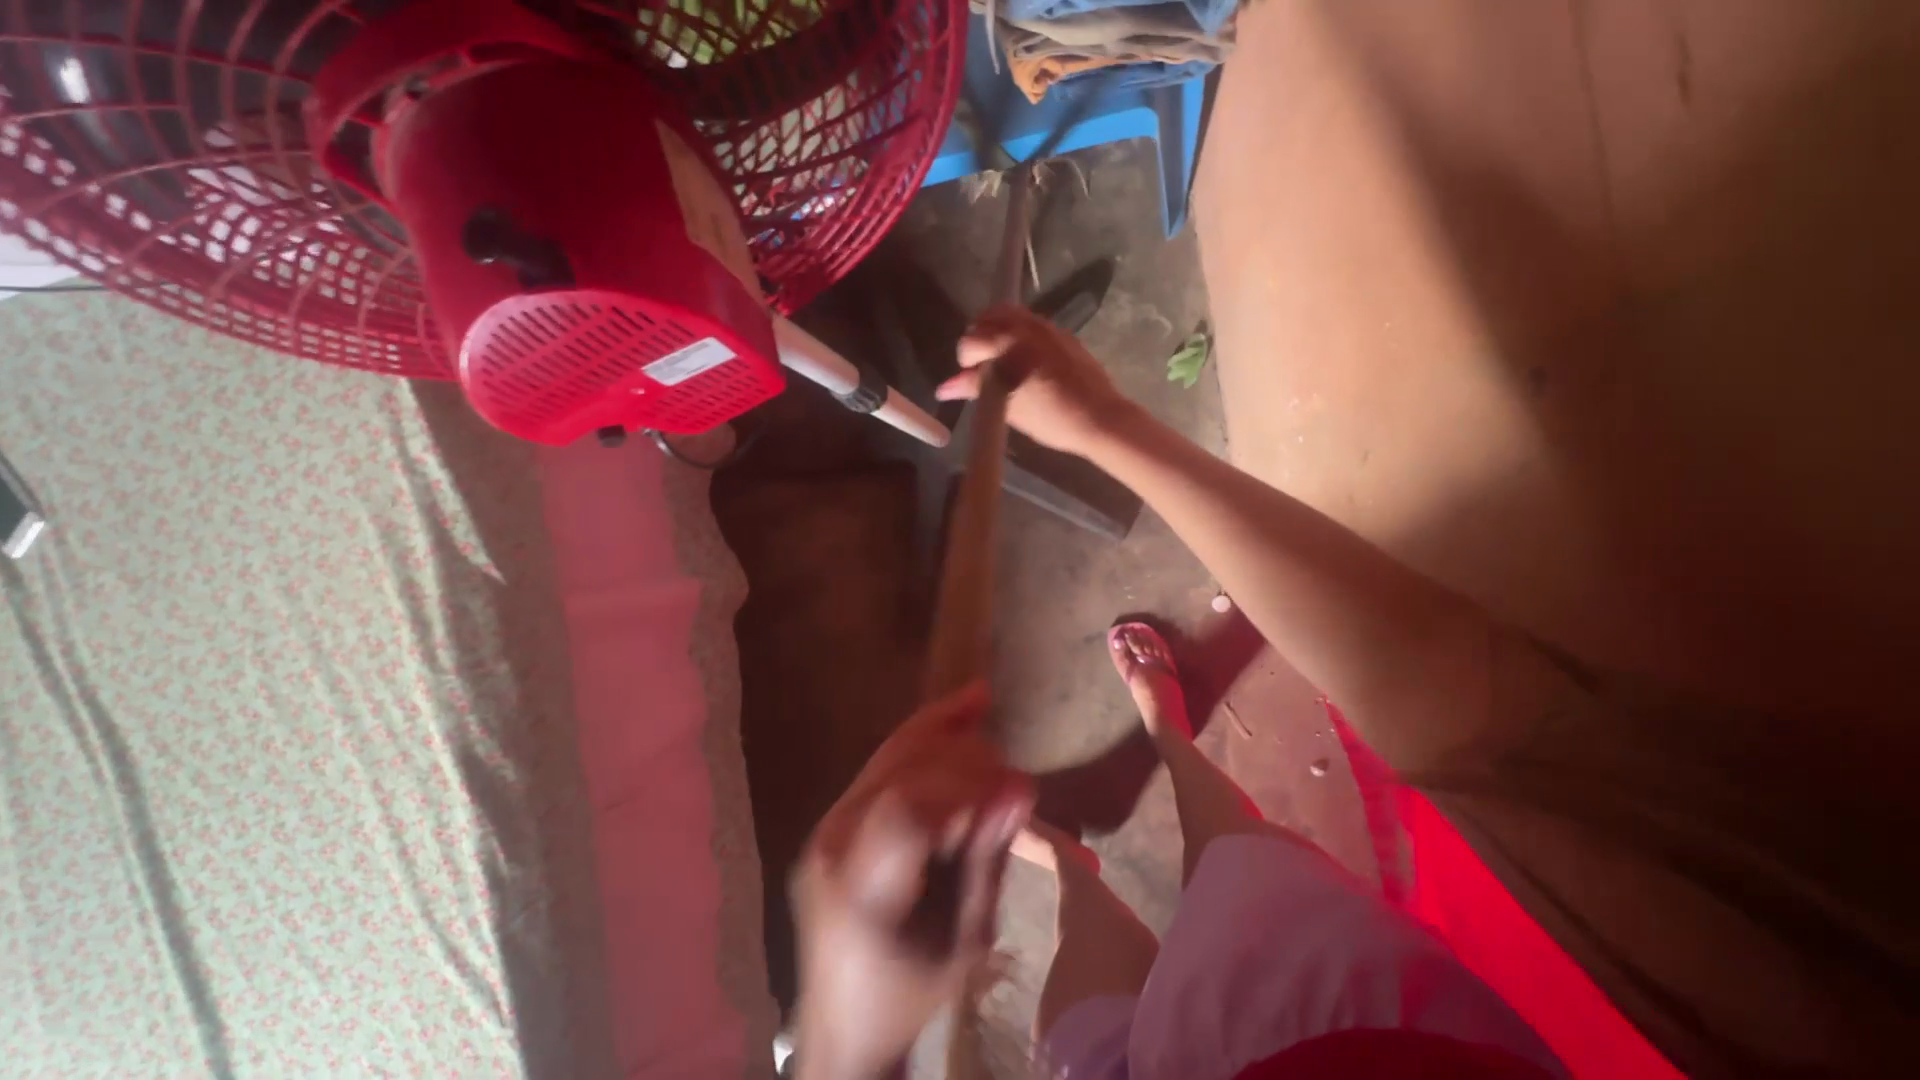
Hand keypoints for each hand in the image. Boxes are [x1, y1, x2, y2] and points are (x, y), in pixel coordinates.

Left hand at [791, 683, 1032, 1079]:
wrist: (842, 1020)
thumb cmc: (907, 995)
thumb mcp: (960, 943)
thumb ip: (985, 862)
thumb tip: (1020, 789)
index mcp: (861, 889)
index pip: (908, 808)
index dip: (967, 788)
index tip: (1020, 791)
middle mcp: (834, 843)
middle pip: (900, 768)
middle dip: (964, 757)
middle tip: (1012, 776)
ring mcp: (828, 827)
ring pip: (890, 754)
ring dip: (942, 732)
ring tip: (982, 705)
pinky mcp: (834, 820)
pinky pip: (884, 765)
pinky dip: (923, 737)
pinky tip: (956, 710)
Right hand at [936, 307, 1137, 455]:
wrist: (1098, 416)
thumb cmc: (1050, 419)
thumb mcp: (1007, 407)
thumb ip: (975, 389)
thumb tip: (946, 388)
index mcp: (1007, 344)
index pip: (969, 343)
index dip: (965, 364)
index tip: (970, 380)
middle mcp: (1023, 327)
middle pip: (985, 321)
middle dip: (977, 342)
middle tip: (982, 368)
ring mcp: (1043, 326)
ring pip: (1005, 314)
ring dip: (995, 331)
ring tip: (999, 358)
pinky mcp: (1058, 332)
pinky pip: (1027, 321)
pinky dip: (1015, 331)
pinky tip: (1021, 356)